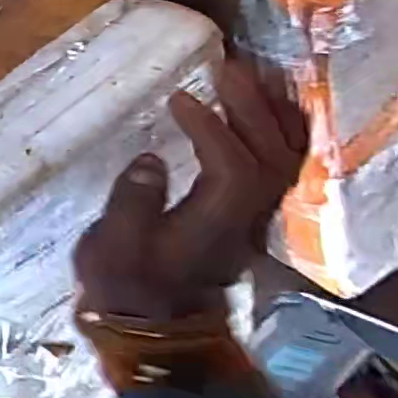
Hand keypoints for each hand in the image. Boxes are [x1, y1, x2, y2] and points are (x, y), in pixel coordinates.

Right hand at [74, 56, 306, 321]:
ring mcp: (251, 222)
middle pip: (271, 161)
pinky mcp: (245, 219)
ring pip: (285, 166)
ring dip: (273, 119)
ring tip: (252, 81)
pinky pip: (276, 170)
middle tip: (229, 69)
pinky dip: (275, 137)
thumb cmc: (125, 284)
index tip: (181, 99)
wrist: (153, 328)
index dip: (213, 130)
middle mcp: (245, 222)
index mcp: (212, 227)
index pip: (232, 170)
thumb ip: (132, 202)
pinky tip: (259, 116)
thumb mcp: (113, 247)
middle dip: (253, 111)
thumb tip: (149, 160)